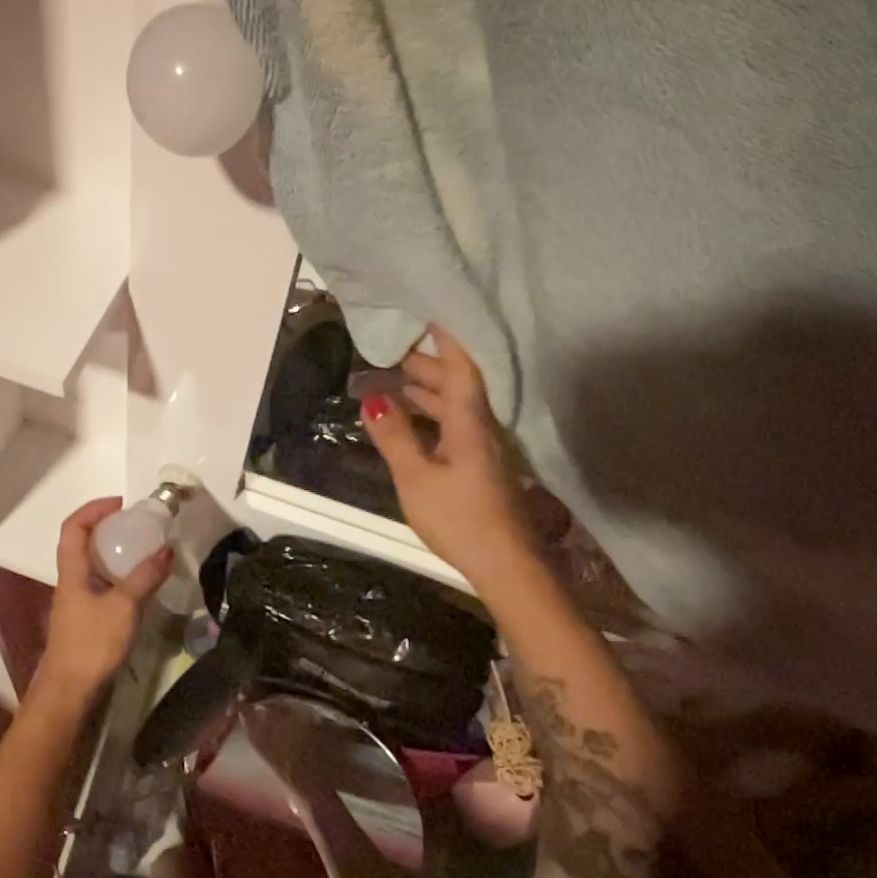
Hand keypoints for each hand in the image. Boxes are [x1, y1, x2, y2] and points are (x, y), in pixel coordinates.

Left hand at [33, 498, 174, 708]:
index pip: (74, 527)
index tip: (122, 504)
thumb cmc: (92, 644)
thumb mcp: (124, 607)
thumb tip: (166, 549)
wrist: (70, 690)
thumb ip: (145, 577)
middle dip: (108, 528)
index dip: (94, 509)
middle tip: (139, 526)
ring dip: (115, 553)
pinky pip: (102, 585)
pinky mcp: (86, 619)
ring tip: (144, 551)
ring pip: (92, 566)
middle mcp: (70, 581)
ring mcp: (77, 601)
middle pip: (82, 543)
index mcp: (72, 572)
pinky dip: (119, 577)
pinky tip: (140, 585)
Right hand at [363, 326, 535, 587]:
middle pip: (459, 384)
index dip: (447, 340)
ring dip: (430, 392)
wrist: (504, 563)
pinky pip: (456, 427)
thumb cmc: (458, 517)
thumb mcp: (415, 477)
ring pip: (457, 407)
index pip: (461, 367)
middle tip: (396, 351)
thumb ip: (395, 436)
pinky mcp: (482, 469)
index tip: (429, 314)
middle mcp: (482, 428)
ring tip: (399, 382)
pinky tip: (416, 423)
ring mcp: (484, 449)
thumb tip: (372, 398)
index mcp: (469, 422)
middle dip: (430, 364)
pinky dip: (435, 416)